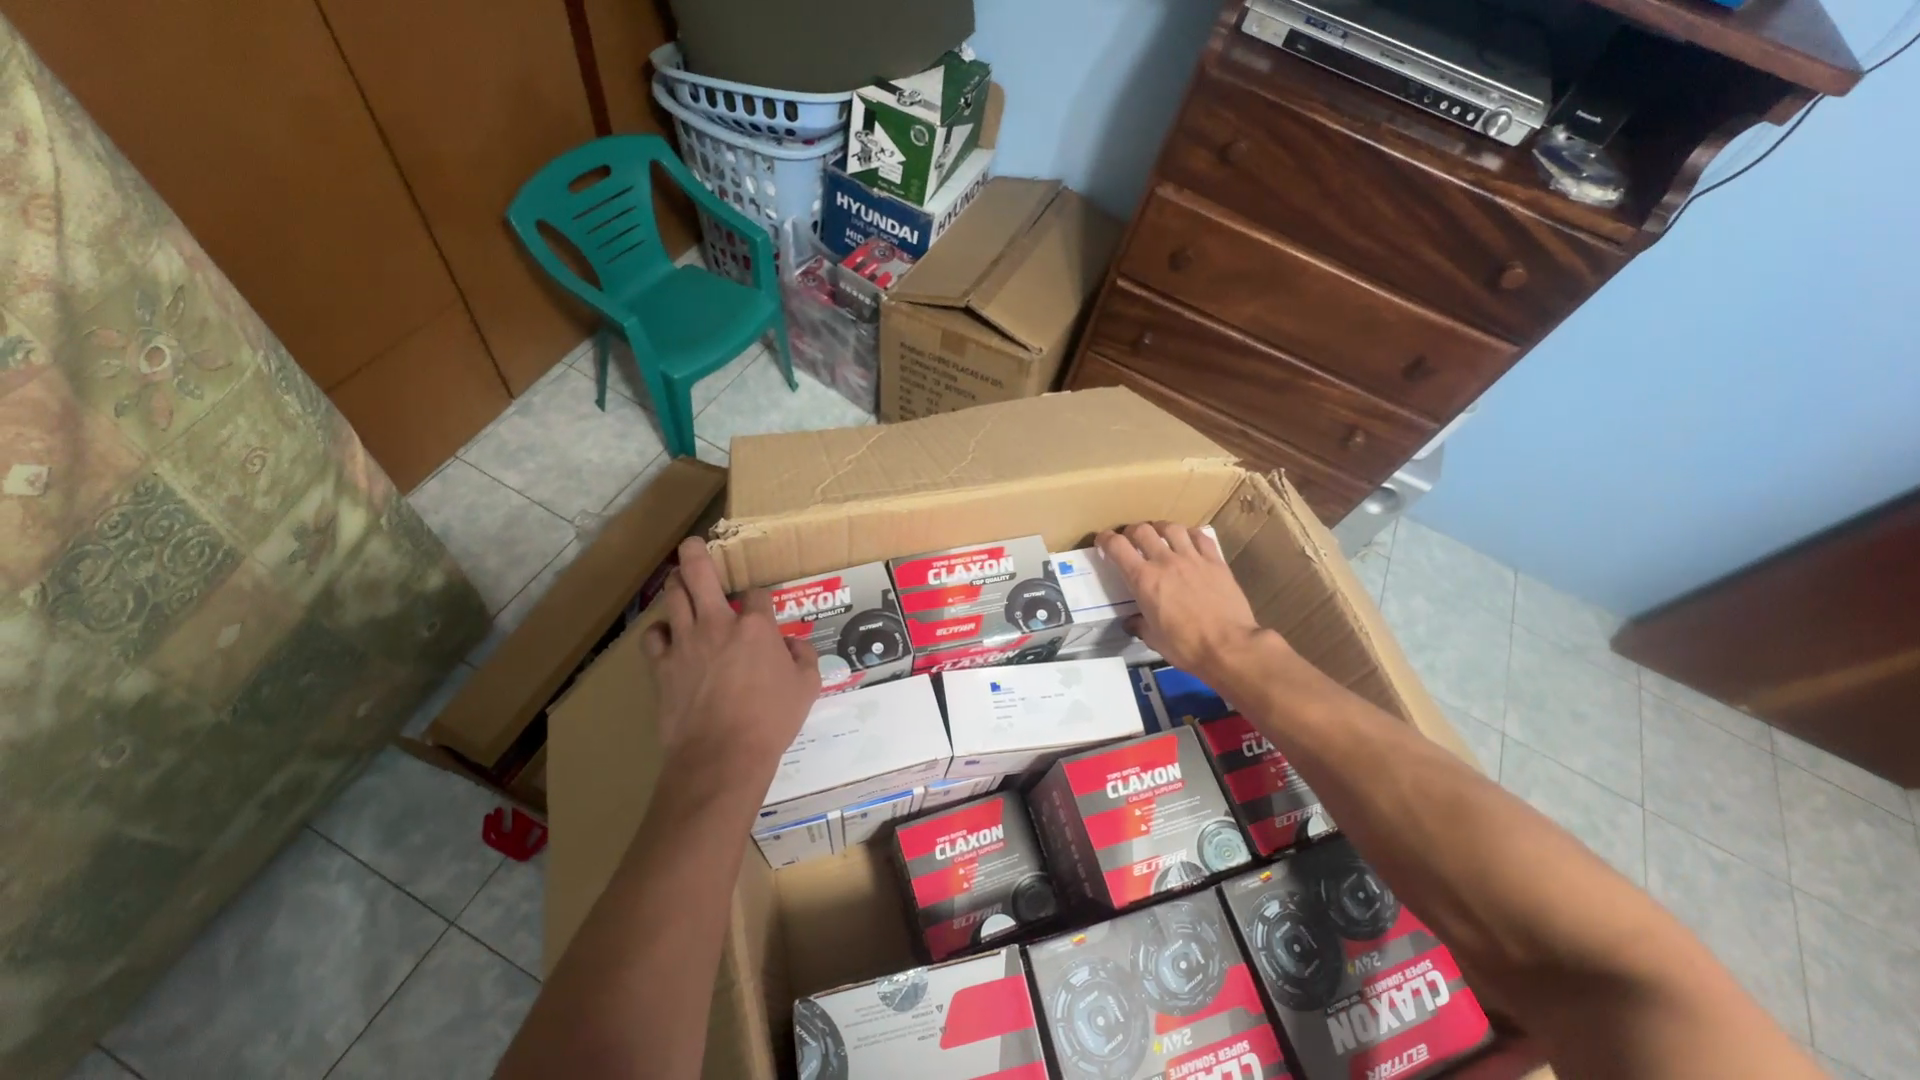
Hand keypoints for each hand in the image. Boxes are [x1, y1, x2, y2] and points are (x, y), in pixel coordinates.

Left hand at [642, 538, 821, 773]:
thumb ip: (803, 658)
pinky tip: (667, 634)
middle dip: (695, 552)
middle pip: (701, 573)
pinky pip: (653, 635)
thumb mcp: (807, 688)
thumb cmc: (771, 721)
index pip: (759, 593)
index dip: (762, 596)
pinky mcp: (662, 665)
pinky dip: (660, 630)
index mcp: (757, 627)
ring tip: (678, 578)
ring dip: (676, 583)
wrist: (722, 754)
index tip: (763, 606)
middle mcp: (718, 623)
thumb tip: (793, 645)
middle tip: (692, 543)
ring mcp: (686, 641)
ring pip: (674, 595)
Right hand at [1096, 522, 1277, 680]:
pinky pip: (1200, 537)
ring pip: (1172, 528)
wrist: (1228, 646)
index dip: (1106, 539)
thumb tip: (1132, 622)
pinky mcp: (1216, 562)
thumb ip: (1140, 625)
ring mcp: (1193, 559)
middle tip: (1131, 539)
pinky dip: (1189, 534)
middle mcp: (1165, 562)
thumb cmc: (1186, 646)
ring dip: (1160, 528)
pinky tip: (1189, 540)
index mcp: (1144, 580)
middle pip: (1143, 531)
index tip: (1103, 541)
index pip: (1118, 547)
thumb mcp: (1154, 639)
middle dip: (1132, 532)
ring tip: (1159, 534)